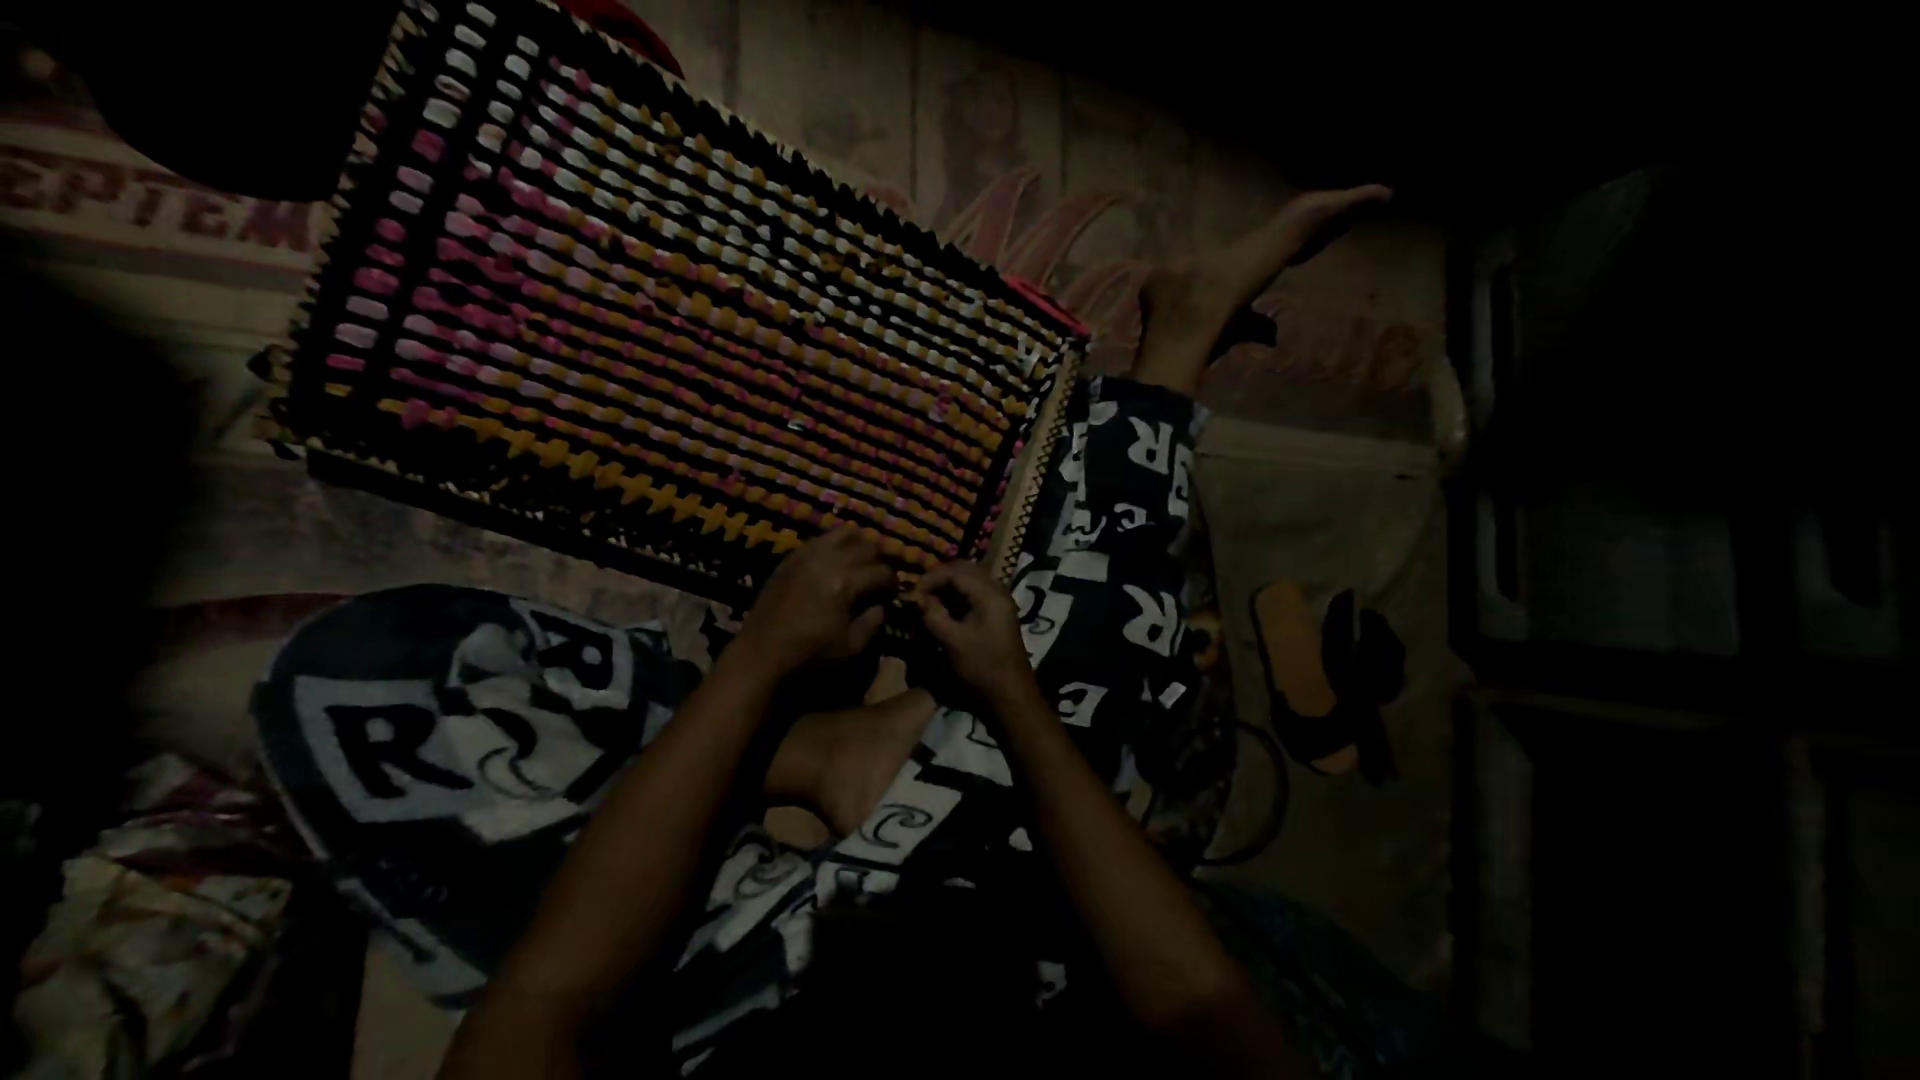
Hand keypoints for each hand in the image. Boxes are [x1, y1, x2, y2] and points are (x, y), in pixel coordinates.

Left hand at [732, 527, 896, 676]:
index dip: (894, 582)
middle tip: (879, 577)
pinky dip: (832, 546)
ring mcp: (805, 556)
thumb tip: (881, 604)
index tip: (894, 592)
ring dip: (857, 545)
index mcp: (845, 582)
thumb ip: (873, 621)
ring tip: (859, 563)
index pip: (883, 571)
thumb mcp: (852, 646)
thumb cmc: (810, 656)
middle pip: (867, 546)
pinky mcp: (789, 560)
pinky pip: (818, 541)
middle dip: (879, 560)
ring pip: (842, 534)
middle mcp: (827, 561)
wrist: (761, 656)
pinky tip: (833, 562)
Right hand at [909, 561, 1036, 708]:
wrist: (1010, 695)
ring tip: (928, 600)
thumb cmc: (981, 668)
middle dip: (940, 578)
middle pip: (965, 570)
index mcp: (990, 594)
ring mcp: (999, 602)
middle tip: (920, 593)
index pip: (956, 571)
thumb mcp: (951, 641)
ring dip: (948, 586)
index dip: (931, 578)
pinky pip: (975, 593)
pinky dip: (957, 596)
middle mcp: (998, 591)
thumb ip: (932, 614)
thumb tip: (918, 597)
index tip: (913, 593)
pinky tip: (943, 609)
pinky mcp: (997, 614)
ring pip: (970, 580)